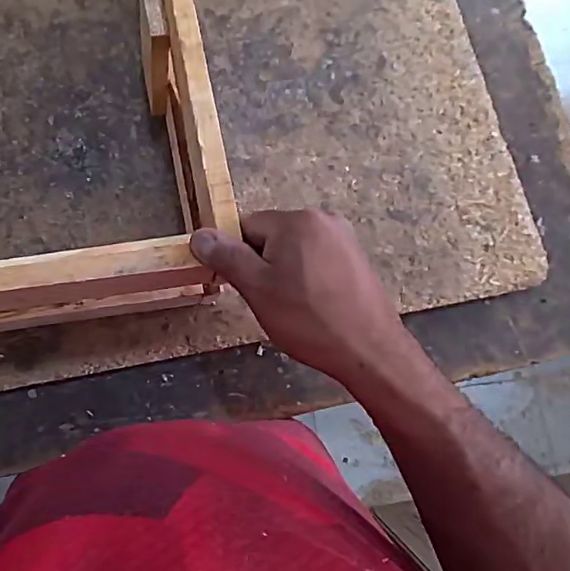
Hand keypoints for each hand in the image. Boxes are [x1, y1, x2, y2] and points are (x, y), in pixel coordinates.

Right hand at [190, 210, 427, 392]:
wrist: (369, 351)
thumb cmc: (308, 319)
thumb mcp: (257, 288)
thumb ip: (226, 256)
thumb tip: (200, 235)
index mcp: (297, 220)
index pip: (246, 227)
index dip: (238, 257)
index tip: (244, 286)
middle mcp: (323, 219)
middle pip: (272, 237)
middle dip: (263, 265)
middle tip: (270, 301)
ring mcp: (344, 239)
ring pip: (294, 251)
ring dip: (285, 274)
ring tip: (294, 308)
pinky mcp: (356, 260)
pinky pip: (317, 261)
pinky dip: (308, 280)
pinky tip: (314, 307)